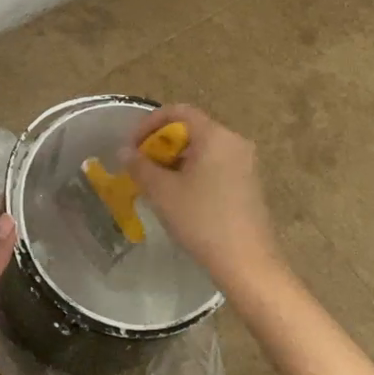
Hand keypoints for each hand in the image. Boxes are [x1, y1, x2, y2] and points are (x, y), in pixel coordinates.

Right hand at [123, 104, 281, 288]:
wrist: (247, 263)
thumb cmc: (202, 220)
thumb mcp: (162, 192)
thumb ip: (140, 166)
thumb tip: (124, 151)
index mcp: (215, 135)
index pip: (178, 112)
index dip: (149, 124)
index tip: (132, 147)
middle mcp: (234, 141)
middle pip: (191, 130)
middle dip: (161, 145)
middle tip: (141, 167)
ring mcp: (245, 163)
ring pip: (202, 149)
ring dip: (175, 160)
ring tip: (156, 185)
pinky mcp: (249, 183)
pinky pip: (215, 165)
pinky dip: (193, 172)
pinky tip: (181, 198)